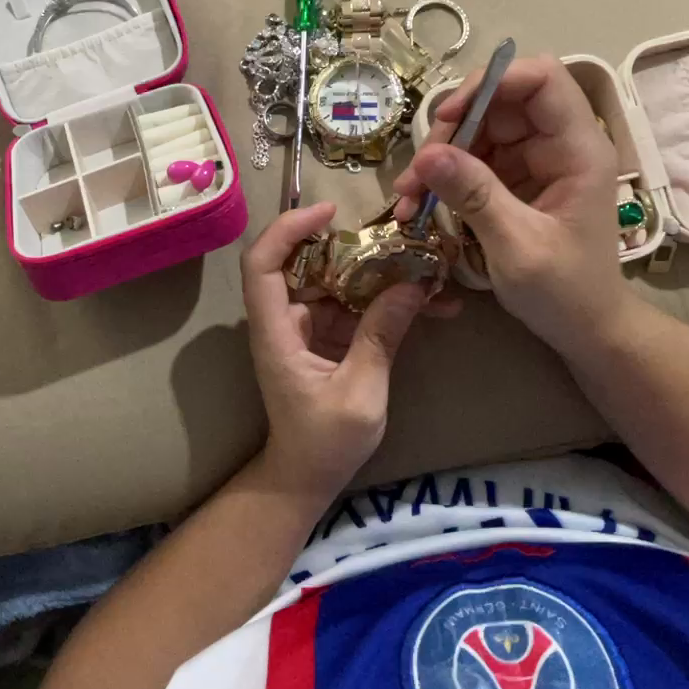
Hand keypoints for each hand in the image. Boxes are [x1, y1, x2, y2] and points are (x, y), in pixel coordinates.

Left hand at [240, 203, 429, 499]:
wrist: (307, 477)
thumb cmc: (324, 443)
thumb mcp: (360, 394)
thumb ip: (381, 337)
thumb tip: (412, 285)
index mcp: (275, 332)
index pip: (262, 264)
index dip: (287, 229)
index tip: (328, 212)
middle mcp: (284, 320)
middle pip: (304, 263)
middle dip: (348, 244)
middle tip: (395, 236)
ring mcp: (305, 326)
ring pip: (335, 281)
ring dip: (377, 272)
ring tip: (424, 267)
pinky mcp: (326, 336)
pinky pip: (352, 304)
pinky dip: (384, 300)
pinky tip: (427, 303)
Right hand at [393, 55, 632, 350]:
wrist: (585, 329)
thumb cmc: (565, 292)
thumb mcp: (517, 246)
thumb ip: (475, 196)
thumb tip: (427, 155)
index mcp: (578, 150)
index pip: (542, 79)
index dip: (494, 81)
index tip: (450, 115)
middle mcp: (557, 144)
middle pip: (499, 103)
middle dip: (452, 129)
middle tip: (418, 170)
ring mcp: (534, 161)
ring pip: (478, 131)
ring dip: (439, 157)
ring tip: (409, 196)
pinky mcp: (513, 180)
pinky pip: (472, 160)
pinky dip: (442, 178)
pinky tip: (418, 204)